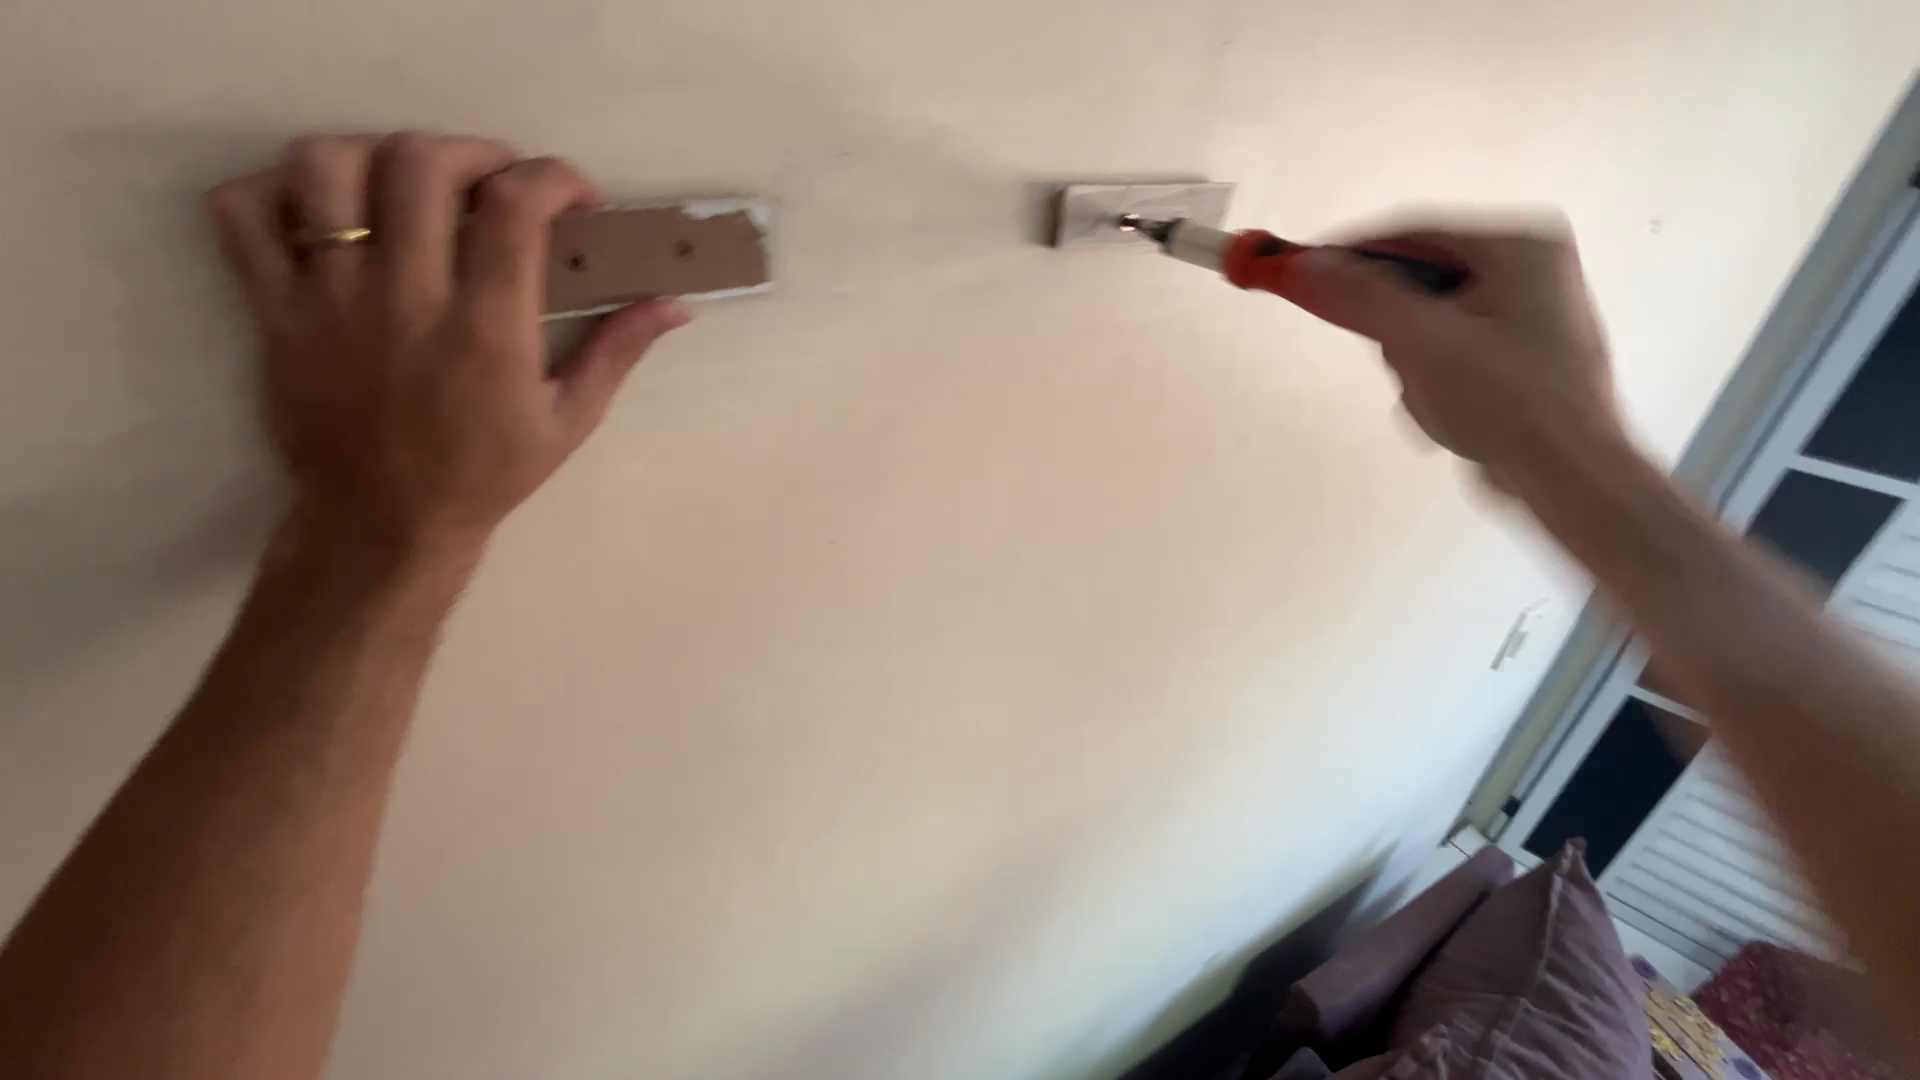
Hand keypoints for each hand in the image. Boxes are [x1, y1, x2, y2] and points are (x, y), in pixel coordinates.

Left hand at [204, 133, 692, 556]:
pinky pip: (244, 212)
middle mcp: (406, 299)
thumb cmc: (490, 471)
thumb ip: (619, 351)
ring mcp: (329, 298)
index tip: (575, 195)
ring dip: (377, 155)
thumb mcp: (572, 418)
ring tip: (413, 187)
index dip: (553, 177)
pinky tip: (328, 210)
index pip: (515, 208)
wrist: (386, 520)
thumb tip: (676, 305)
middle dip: (474, 152)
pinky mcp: (274, 308)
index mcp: (488, 329)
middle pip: (420, 163)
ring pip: (326, 168)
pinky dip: (278, 188)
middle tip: (500, 182)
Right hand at [1277, 216, 1623, 492]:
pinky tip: (1445, 404)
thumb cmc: (1513, 402)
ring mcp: (1519, 312)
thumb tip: (1302, 264)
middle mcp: (1525, 267)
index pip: (1405, 233)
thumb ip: (1357, 296)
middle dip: (1390, 325)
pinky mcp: (1508, 351)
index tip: (1295, 272)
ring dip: (1407, 358)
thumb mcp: (1420, 339)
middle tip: (1392, 354)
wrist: (1565, 472)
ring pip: (1420, 320)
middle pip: (1412, 280)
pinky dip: (1425, 375)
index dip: (1344, 255)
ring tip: (1433, 390)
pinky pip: (1439, 349)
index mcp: (1518, 244)